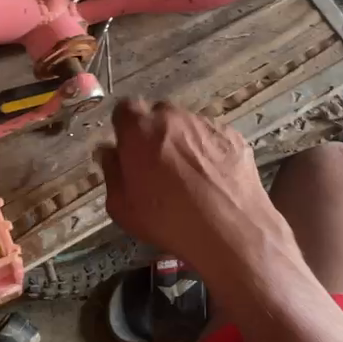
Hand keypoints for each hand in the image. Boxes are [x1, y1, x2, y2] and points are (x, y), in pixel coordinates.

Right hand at [97, 100, 291, 284]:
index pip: (125, 110)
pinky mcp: (233, 135)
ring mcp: (206, 123)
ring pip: (186, 125)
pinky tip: (212, 179)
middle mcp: (173, 117)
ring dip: (183, 142)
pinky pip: (211, 138)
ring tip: (190, 177)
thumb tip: (110, 152)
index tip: (129, 150)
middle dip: (154, 134)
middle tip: (157, 165)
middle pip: (158, 115)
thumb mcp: (122, 206)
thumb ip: (112, 171)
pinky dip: (208, 151)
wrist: (230, 231)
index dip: (126, 129)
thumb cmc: (167, 220)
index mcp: (140, 129)